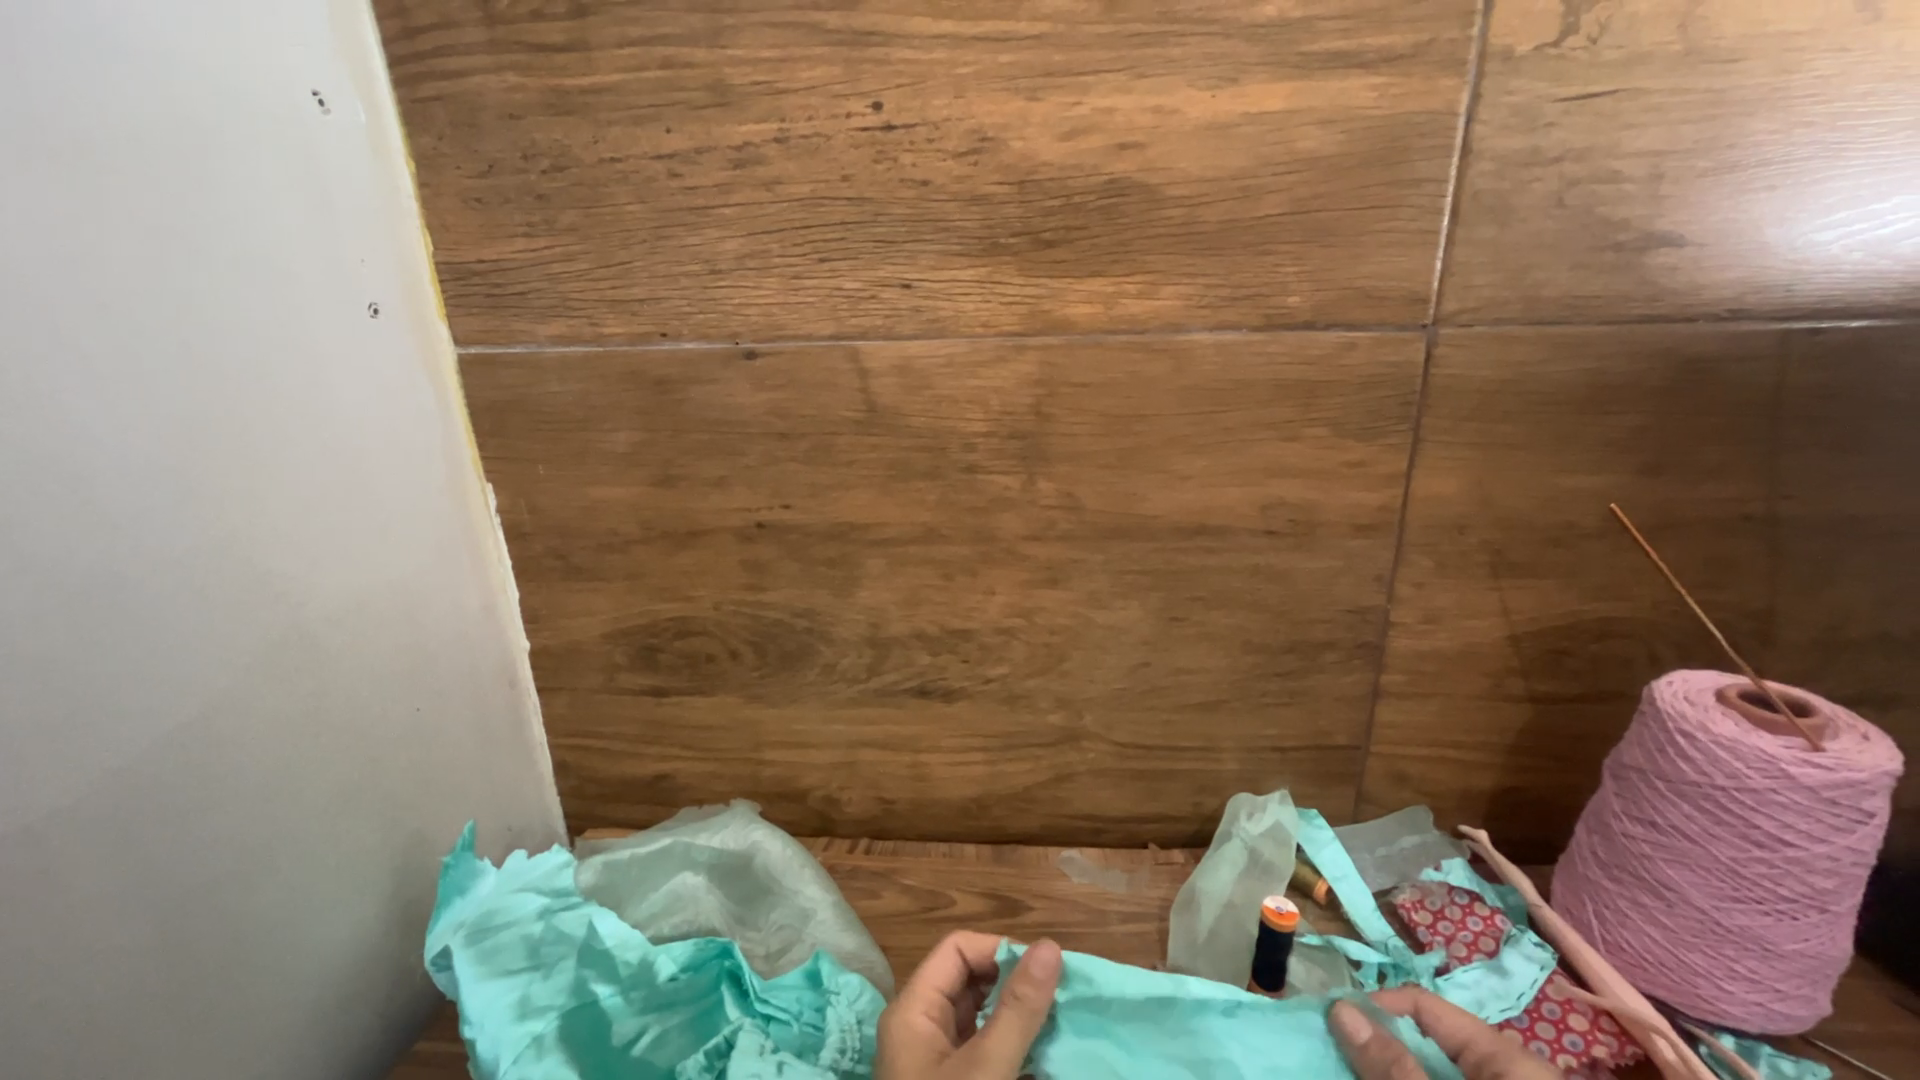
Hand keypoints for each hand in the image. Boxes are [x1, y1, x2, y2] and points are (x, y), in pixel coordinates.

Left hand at [875, 931, 1062, 1079]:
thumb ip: (1017, 1008)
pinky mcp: (951, 1079)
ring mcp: (932, 1061)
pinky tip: (1042, 1054)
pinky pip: (982, 1050)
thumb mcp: (986, 1065)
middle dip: (1014, 984)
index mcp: (912, 1009)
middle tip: (1059, 997)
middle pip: (969, 981)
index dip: (1002, 951)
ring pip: (980, 1018)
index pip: (958, 948)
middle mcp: (918, 1028)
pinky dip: (1012, 1048)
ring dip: (1017, 1017)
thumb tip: (1051, 945)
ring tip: (1058, 1022)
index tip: (1046, 972)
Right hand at [1329, 988, 1564, 1079]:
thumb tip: (1340, 1007)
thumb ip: (1395, 1067)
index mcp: (1510, 1059)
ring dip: (1391, 1070)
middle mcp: (1511, 1070)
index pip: (1425, 1004)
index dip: (1376, 1006)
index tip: (1330, 1024)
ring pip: (1433, 1069)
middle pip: (1428, 1041)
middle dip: (1379, 1045)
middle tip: (1336, 1058)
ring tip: (1350, 1070)